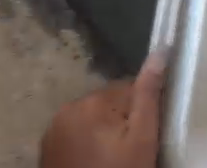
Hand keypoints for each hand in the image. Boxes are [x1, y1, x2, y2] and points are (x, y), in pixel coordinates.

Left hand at [40, 53, 166, 167]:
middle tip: (128, 155)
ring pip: (91, 119)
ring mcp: (53, 129)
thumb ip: (149, 94)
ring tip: (111, 160)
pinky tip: (93, 163)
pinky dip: (85, 145)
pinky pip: (74, 135)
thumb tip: (161, 51)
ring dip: (103, 133)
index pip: (128, 90)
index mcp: (92, 100)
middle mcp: (68, 107)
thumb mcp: (142, 140)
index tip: (144, 139)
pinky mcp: (46, 150)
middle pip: (108, 104)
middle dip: (120, 123)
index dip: (141, 114)